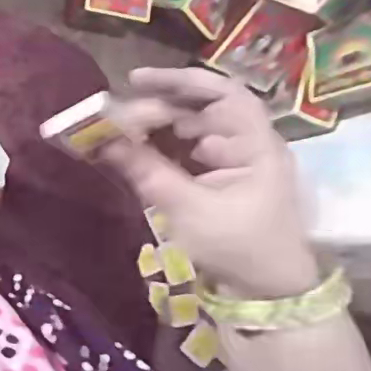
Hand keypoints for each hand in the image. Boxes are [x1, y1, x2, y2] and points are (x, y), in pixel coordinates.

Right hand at [91, 67, 320, 297]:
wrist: (266, 290)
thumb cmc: (238, 246)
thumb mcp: (189, 209)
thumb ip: (147, 171)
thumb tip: (104, 141)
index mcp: (253, 144)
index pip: (219, 94)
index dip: (178, 80)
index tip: (134, 80)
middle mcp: (243, 144)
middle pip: (196, 111)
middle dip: (153, 109)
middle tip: (111, 119)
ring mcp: (229, 162)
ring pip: (186, 131)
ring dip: (150, 129)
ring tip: (115, 133)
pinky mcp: (214, 180)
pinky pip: (182, 153)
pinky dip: (155, 149)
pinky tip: (130, 151)